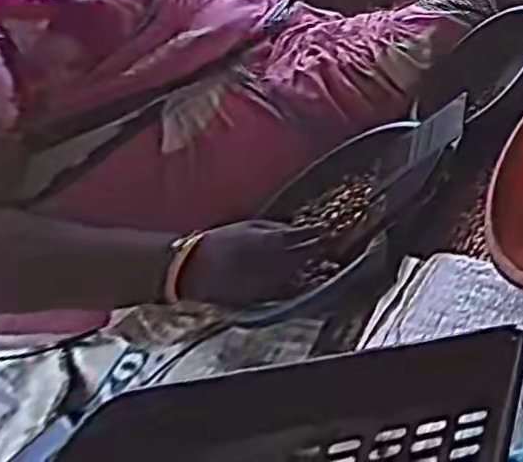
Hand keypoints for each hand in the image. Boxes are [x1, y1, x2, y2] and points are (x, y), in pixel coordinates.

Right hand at [178, 221, 325, 305]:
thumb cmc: (221, 241)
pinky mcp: (255, 297)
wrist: (187, 268)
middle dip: (323, 247)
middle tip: (334, 242)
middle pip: (308, 253)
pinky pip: (284, 292)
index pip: (307, 234)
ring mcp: (265, 279)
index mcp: (272, 240)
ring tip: (327, 262)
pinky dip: (298, 286)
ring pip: (300, 273)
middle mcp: (273, 260)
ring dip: (314, 267)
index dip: (322, 230)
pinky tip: (306, 281)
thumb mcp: (252, 226)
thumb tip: (299, 228)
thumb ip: (278, 227)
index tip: (331, 228)